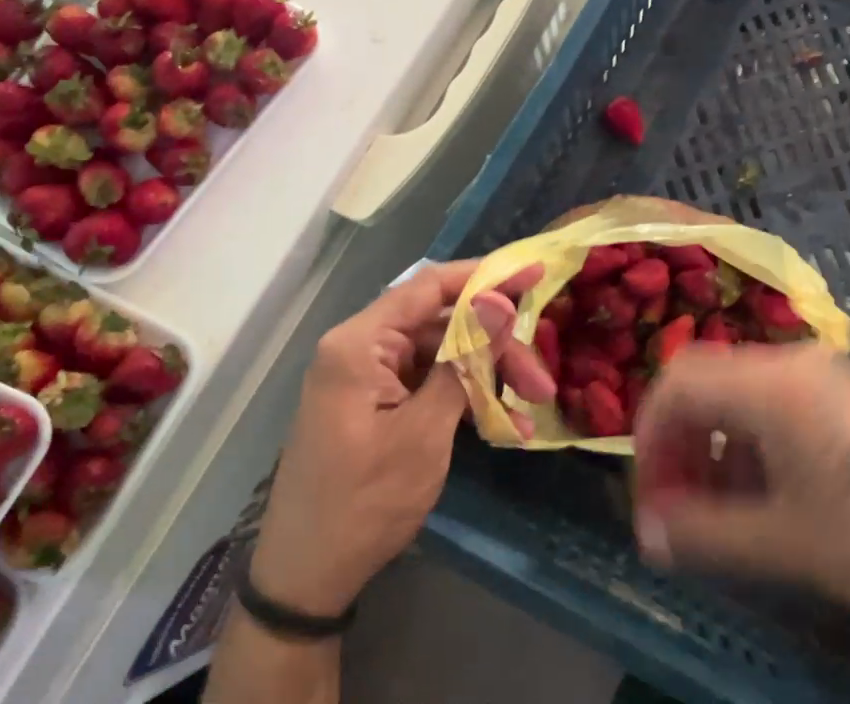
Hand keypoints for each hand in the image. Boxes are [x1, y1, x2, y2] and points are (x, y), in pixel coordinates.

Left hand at [249, 260, 552, 615]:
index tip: (535, 273)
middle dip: (497, 347)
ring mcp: (368, 378)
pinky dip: (465, 397)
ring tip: (530, 409)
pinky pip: (429, 383)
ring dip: (487, 377)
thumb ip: (464, 361)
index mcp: (360, 344)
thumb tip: (500, 302)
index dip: (485, 276)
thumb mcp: (425, 432)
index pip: (430, 287)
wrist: (308, 575)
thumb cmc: (364, 502)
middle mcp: (361, 349)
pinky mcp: (376, 404)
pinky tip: (503, 424)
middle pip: (442, 325)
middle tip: (541, 382)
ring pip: (442, 355)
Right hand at [631, 346, 849, 615]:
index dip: (648, 437)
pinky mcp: (844, 394)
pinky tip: (762, 494)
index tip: (649, 496)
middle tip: (675, 506)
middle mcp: (792, 362)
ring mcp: (822, 374)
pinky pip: (773, 403)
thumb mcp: (776, 540)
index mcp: (770, 384)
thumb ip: (699, 532)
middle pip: (705, 382)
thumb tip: (645, 533)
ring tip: (718, 510)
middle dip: (678, 442)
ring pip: (738, 393)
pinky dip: (749, 442)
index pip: (676, 383)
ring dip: (712, 445)